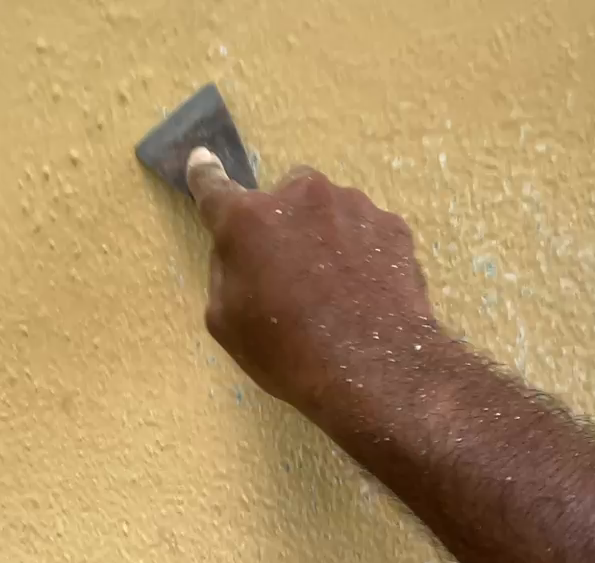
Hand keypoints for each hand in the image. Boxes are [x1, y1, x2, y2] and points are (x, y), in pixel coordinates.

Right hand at [186, 147, 448, 420]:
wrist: (371, 368)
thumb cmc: (284, 351)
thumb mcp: (226, 323)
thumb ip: (224, 274)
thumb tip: (238, 253)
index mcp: (247, 221)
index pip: (214, 189)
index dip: (205, 177)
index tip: (202, 162)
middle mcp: (300, 197)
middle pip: (281, 198)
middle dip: (279, 225)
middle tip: (284, 275)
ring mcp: (352, 205)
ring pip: (326, 212)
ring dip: (320, 239)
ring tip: (328, 293)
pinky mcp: (391, 225)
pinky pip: (362, 232)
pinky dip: (355, 254)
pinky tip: (358, 294)